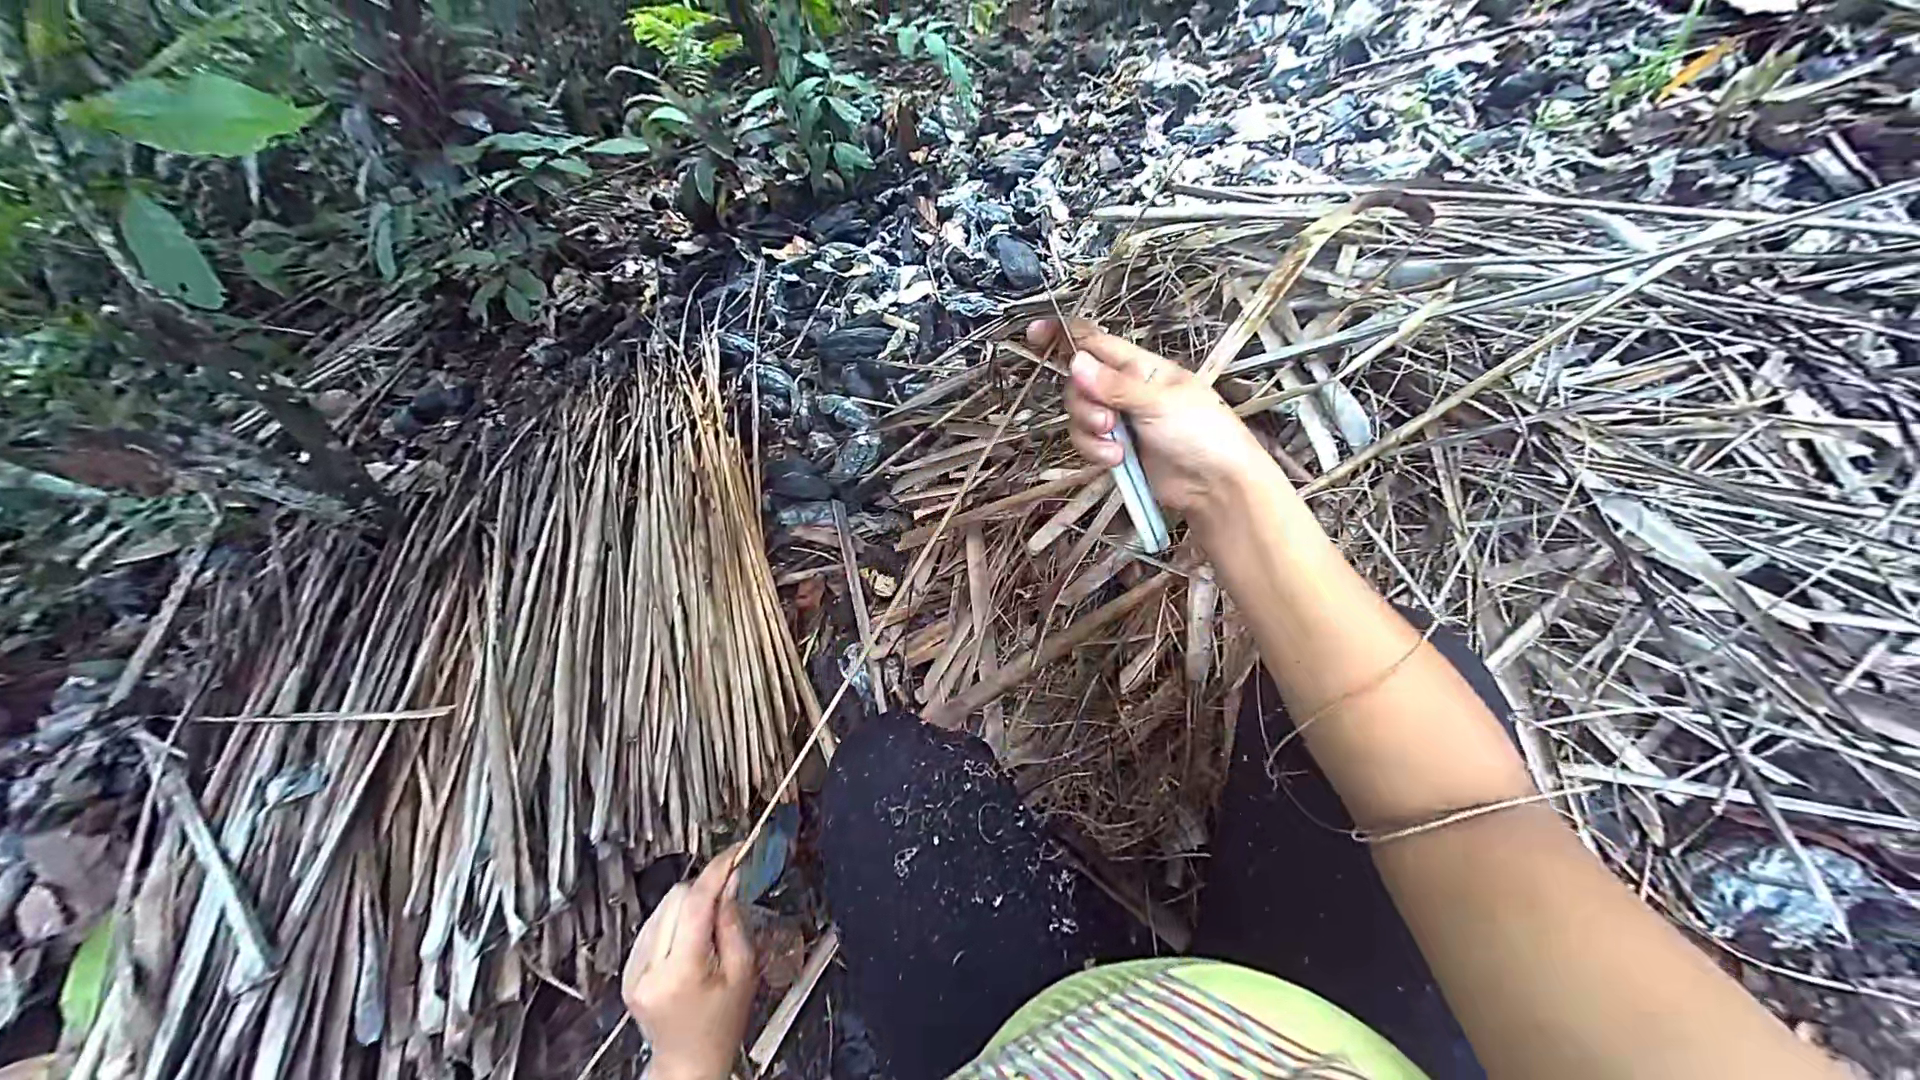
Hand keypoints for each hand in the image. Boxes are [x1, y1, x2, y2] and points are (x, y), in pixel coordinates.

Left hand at [623, 848, 756, 1079]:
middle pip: (676, 898)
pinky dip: (675, 918)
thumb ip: (734, 921)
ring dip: (689, 903)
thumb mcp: (743, 970)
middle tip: (728, 899)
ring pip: (663, 906)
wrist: (689, 1063)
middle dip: (705, 890)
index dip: (717, 870)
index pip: (696, 902)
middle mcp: (650, 970)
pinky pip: (653, 923)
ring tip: (710, 927)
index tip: (735, 852)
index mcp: (681, 972)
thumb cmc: (721, 1023)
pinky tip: (691, 938)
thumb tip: (729, 881)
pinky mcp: (628, 971)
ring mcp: (634, 971)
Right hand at [1028, 318, 1280, 521]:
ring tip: (1116, 445)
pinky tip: (1117, 459)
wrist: (1214, 485)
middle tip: (1107, 421)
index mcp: (1140, 366)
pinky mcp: (1114, 448)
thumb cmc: (1202, 432)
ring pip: (1079, 416)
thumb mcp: (1159, 402)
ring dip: (1090, 432)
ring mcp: (1118, 420)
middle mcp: (1124, 389)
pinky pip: (1086, 443)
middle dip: (1084, 404)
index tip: (1033, 334)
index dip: (1063, 335)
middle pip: (1078, 384)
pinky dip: (1096, 452)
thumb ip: (1114, 385)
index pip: (1094, 342)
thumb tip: (1075, 362)